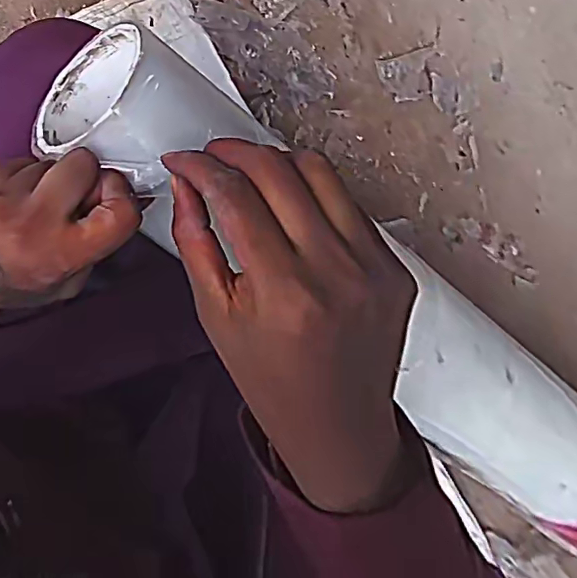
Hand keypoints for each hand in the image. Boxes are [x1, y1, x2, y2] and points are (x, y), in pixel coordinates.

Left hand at [0, 148, 140, 311]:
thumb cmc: (14, 281)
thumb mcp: (68, 282)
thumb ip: (97, 240)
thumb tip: (120, 195)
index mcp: (60, 254)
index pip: (119, 211)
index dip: (121, 195)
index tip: (111, 195)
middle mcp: (32, 222)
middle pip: (84, 164)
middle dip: (84, 176)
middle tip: (70, 196)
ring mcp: (4, 196)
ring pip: (50, 160)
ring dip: (49, 178)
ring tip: (32, 204)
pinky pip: (22, 159)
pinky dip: (22, 175)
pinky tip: (12, 198)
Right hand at [163, 140, 418, 512]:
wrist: (337, 427)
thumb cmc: (271, 378)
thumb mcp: (213, 311)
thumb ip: (193, 239)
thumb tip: (185, 186)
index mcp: (284, 291)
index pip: (233, 194)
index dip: (199, 166)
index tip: (183, 162)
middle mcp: (335, 272)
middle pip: (275, 169)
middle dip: (231, 151)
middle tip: (209, 156)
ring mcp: (372, 267)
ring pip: (317, 169)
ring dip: (273, 158)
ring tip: (246, 168)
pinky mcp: (393, 266)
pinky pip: (345, 198)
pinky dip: (308, 186)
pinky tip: (286, 197)